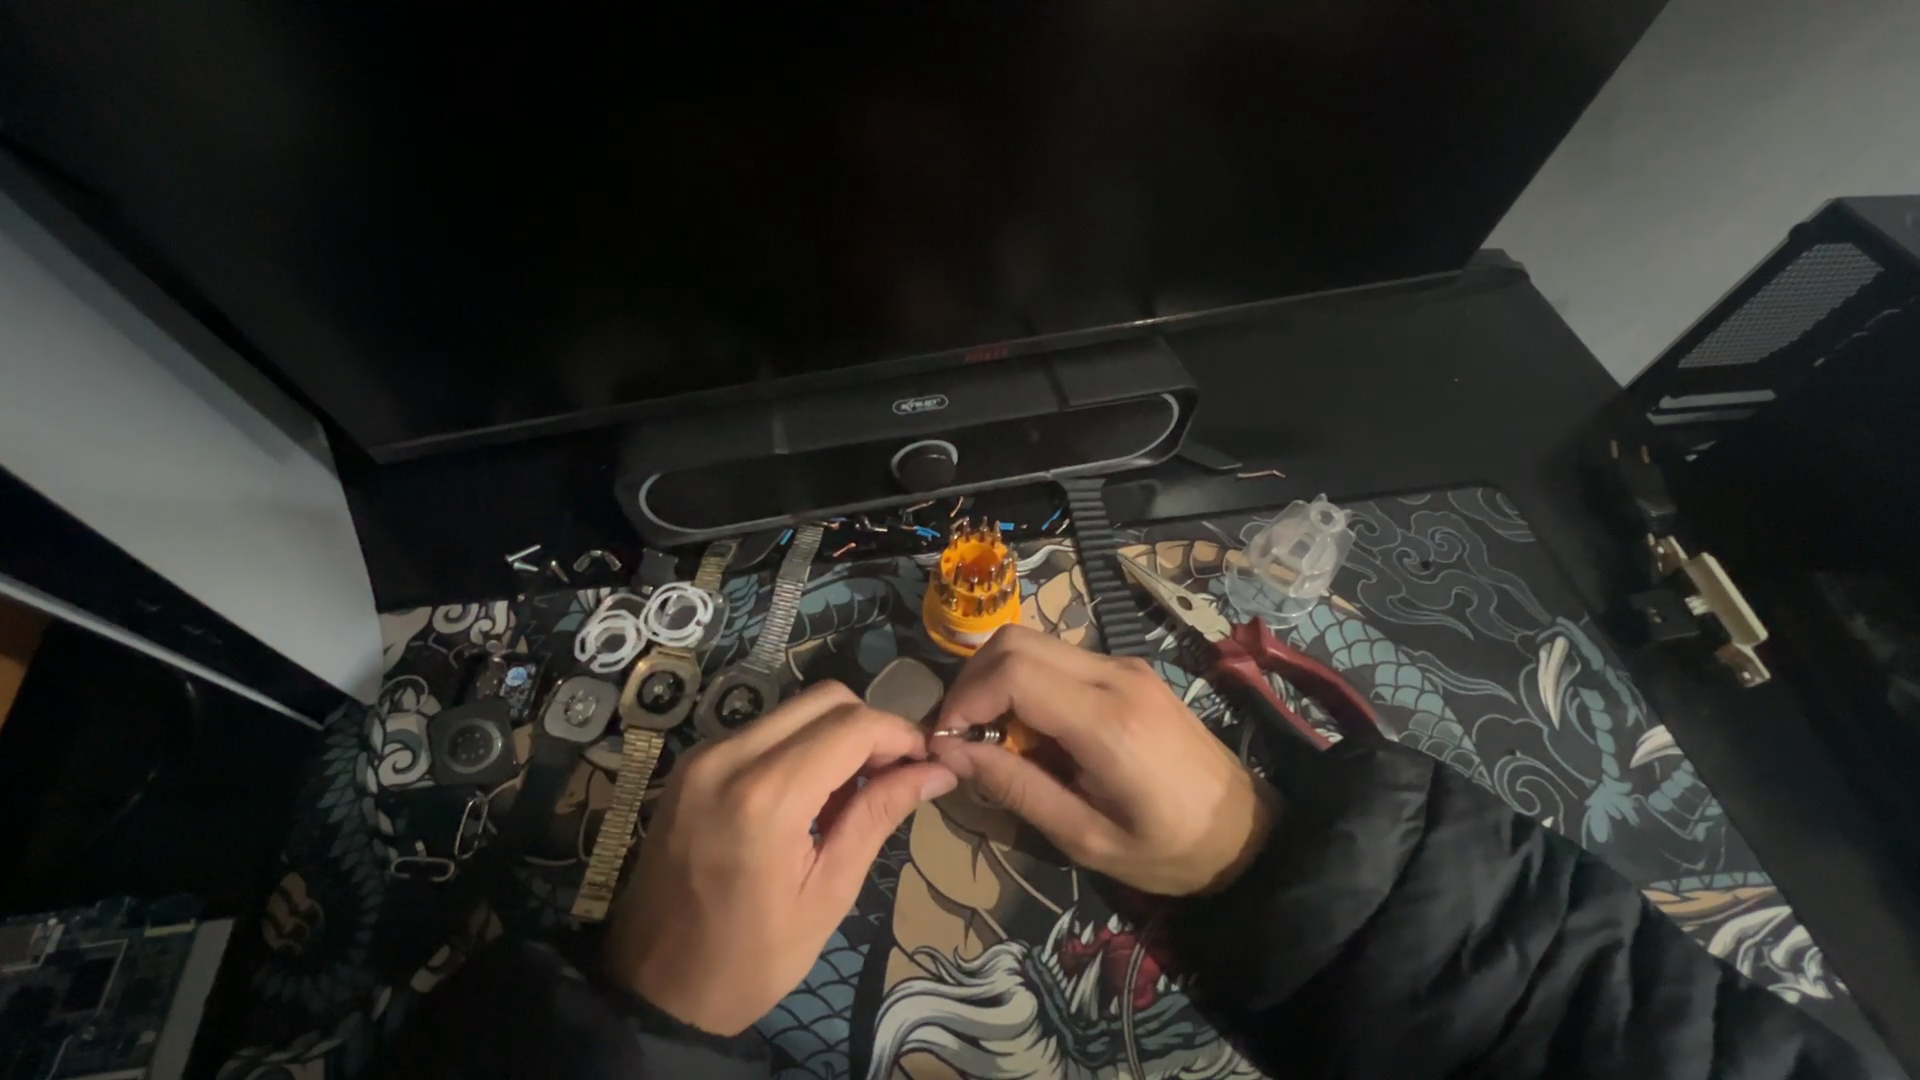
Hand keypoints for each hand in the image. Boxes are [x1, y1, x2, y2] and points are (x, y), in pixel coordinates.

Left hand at [605, 681, 956, 1034]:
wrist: (651, 989)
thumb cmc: (749, 959)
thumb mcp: (829, 893)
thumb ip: (879, 816)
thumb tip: (937, 770)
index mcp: (765, 798)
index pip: (852, 726)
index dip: (900, 733)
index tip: (927, 760)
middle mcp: (730, 758)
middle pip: (825, 699)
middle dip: (871, 726)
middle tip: (894, 773)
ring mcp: (705, 755)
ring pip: (795, 709)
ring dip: (838, 733)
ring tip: (856, 788)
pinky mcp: (694, 763)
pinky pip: (765, 728)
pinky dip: (803, 743)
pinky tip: (813, 791)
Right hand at [931, 625, 1277, 896]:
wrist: (1248, 830)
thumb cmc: (1170, 850)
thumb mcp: (1086, 838)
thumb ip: (1016, 788)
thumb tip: (952, 750)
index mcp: (1108, 721)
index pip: (1013, 671)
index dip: (965, 698)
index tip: (946, 740)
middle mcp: (1116, 675)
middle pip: (1015, 641)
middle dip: (973, 680)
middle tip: (962, 733)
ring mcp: (1125, 665)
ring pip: (1034, 641)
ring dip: (997, 678)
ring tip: (992, 734)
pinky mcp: (1128, 669)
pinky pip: (1059, 657)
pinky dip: (1026, 680)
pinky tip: (1030, 728)